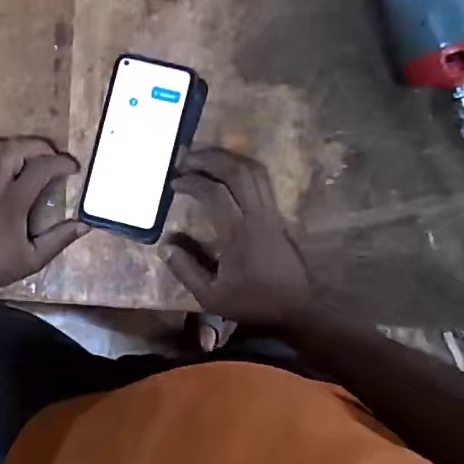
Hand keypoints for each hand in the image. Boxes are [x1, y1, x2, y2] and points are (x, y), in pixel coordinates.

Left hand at [0, 137, 89, 295]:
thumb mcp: (34, 258)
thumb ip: (60, 238)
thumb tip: (84, 224)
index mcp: (11, 203)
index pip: (40, 168)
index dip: (61, 163)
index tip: (74, 169)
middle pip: (15, 148)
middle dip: (39, 146)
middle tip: (53, 156)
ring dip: (15, 145)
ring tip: (29, 156)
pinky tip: (4, 168)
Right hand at [163, 148, 313, 326]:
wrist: (299, 306)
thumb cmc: (254, 303)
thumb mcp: (212, 297)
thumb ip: (186, 270)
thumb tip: (165, 246)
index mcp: (238, 233)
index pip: (214, 193)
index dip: (192, 181)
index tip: (174, 182)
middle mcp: (257, 215)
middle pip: (236, 171)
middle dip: (209, 158)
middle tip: (186, 158)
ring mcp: (271, 211)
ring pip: (253, 170)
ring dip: (227, 158)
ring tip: (204, 157)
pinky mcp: (278, 214)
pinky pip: (262, 180)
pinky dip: (242, 167)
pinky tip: (227, 170)